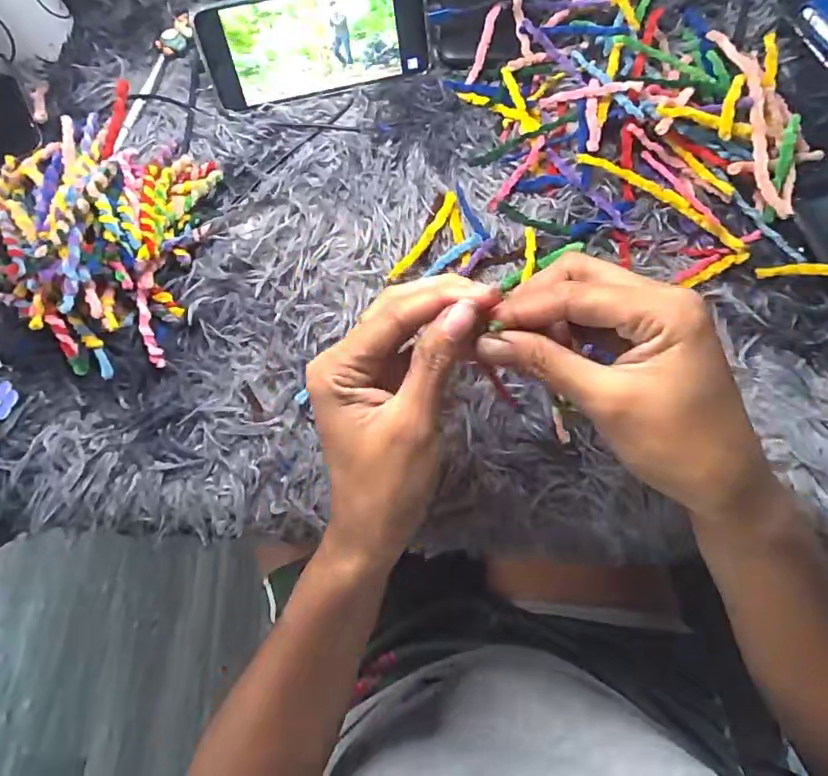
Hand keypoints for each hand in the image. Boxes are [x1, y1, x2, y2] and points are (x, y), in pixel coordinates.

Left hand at [306, 276, 499, 568]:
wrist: (372, 535)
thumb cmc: (388, 487)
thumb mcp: (415, 421)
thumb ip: (436, 360)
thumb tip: (465, 309)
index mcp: (337, 366)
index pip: (391, 316)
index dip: (439, 299)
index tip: (486, 292)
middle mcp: (342, 357)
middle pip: (394, 311)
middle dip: (442, 299)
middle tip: (490, 296)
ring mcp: (360, 366)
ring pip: (403, 324)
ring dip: (443, 314)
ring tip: (485, 307)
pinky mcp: (379, 378)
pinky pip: (409, 347)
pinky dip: (439, 338)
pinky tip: (468, 331)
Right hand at [474, 253, 778, 526]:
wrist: (728, 486)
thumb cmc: (673, 447)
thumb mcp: (605, 402)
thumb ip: (546, 362)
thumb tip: (488, 342)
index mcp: (664, 308)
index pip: (579, 292)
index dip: (527, 306)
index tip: (484, 324)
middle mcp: (664, 294)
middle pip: (583, 275)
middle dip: (538, 298)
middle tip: (502, 328)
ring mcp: (660, 310)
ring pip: (589, 289)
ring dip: (552, 310)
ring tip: (522, 341)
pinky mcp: (652, 329)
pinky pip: (600, 312)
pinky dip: (570, 324)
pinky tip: (549, 346)